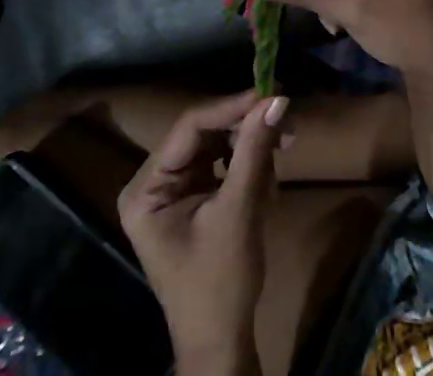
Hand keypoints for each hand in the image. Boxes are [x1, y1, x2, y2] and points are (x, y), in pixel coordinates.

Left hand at [118, 91, 287, 374]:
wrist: (222, 341)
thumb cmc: (220, 282)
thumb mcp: (238, 211)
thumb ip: (254, 150)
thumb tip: (278, 99)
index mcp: (146, 188)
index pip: (189, 128)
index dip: (231, 106)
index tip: (272, 91)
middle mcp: (153, 182)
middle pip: (203, 134)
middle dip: (245, 127)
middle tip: (286, 118)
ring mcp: (174, 191)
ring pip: (216, 146)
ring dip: (251, 145)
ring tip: (285, 147)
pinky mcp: (195, 199)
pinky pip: (222, 166)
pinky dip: (248, 164)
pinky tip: (270, 171)